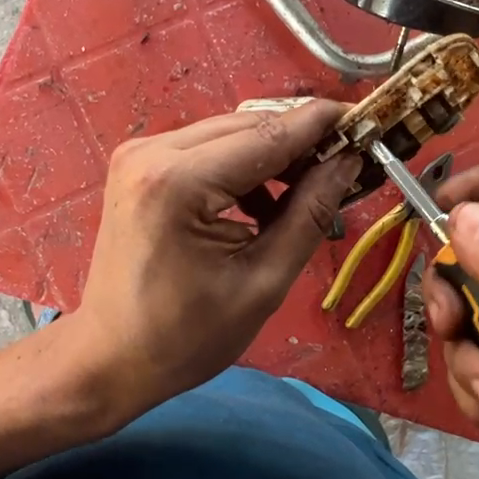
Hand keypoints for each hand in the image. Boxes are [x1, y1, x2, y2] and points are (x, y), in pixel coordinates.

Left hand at [63, 102, 359, 423]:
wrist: (111, 358)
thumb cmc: (186, 337)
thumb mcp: (263, 281)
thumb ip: (310, 214)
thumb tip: (348, 162)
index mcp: (179, 181)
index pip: (270, 134)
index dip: (324, 124)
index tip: (368, 120)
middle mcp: (153, 151)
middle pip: (249, 126)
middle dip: (303, 143)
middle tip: (349, 166)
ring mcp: (140, 154)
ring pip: (230, 134)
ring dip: (274, 157)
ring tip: (310, 194)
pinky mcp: (140, 166)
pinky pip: (207, 150)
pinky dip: (243, 169)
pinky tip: (265, 206)